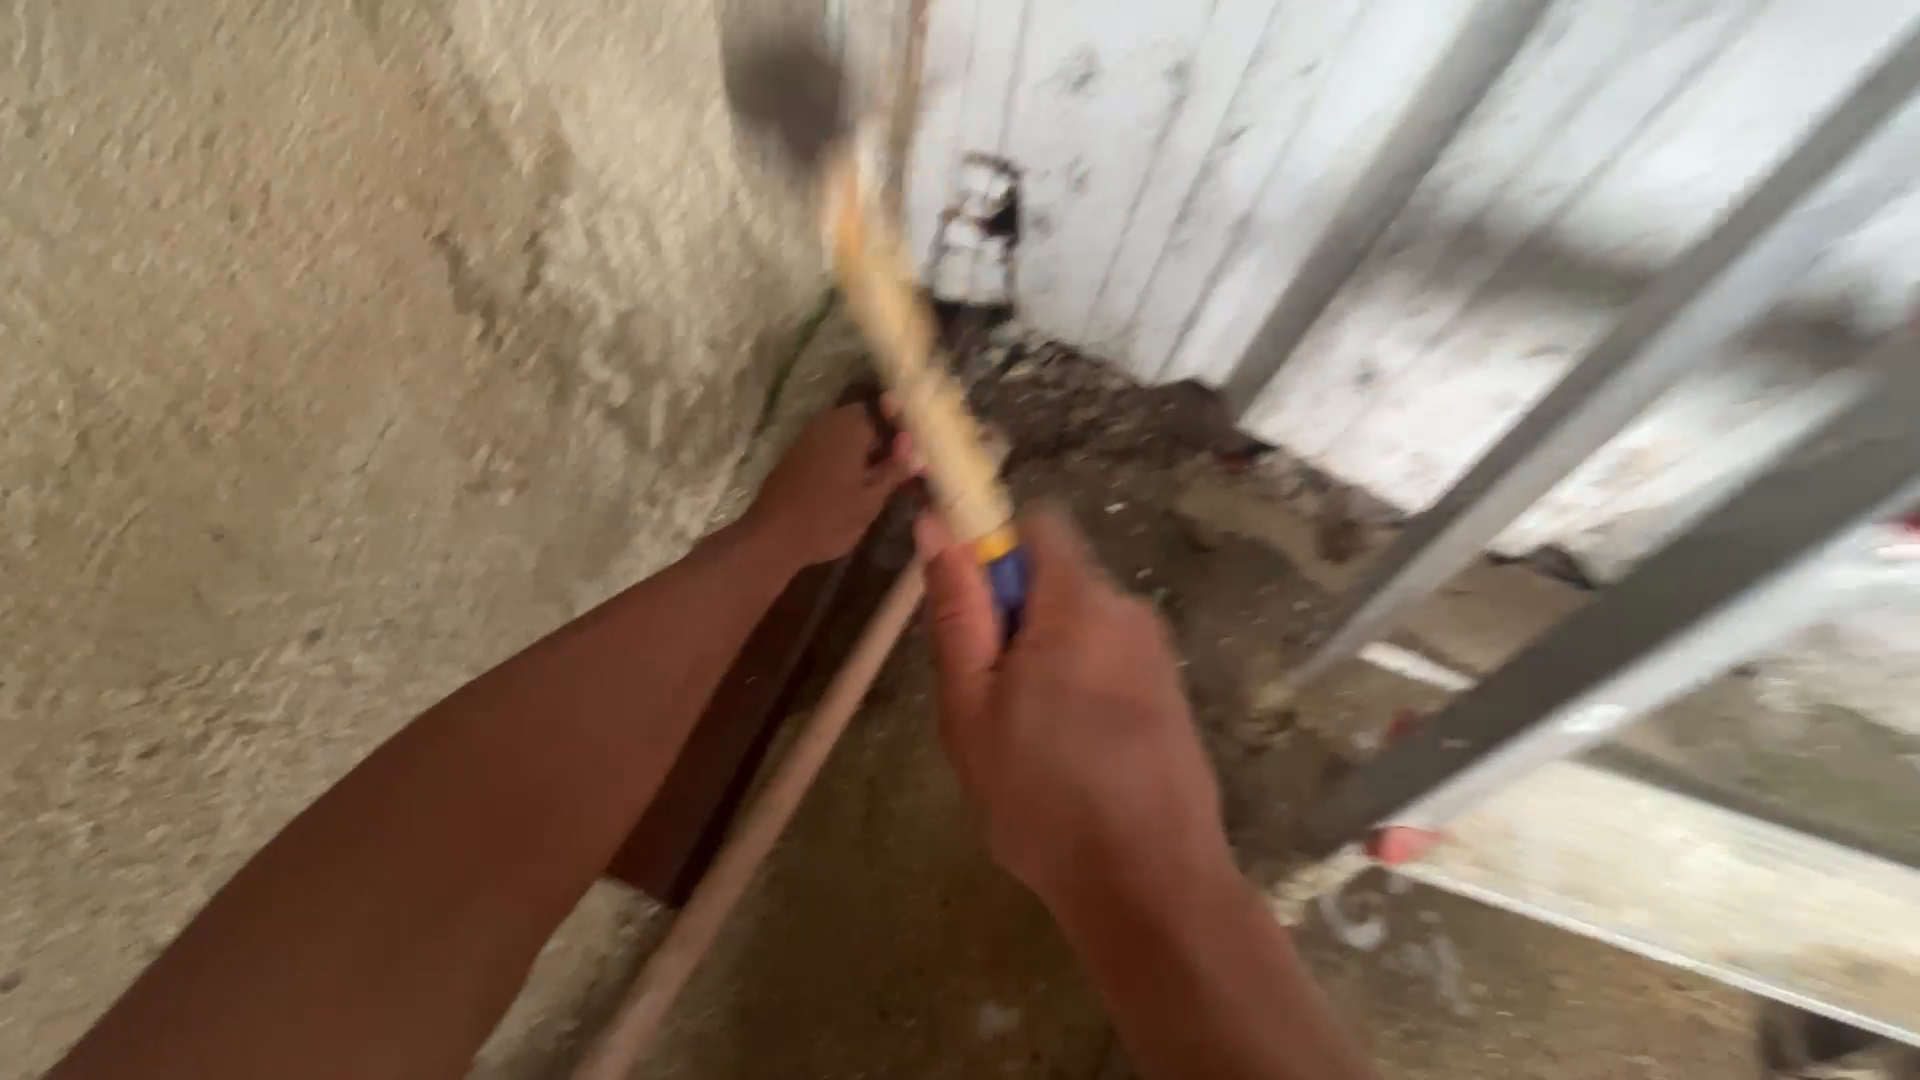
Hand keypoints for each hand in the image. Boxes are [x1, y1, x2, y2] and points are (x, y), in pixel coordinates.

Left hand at [747, 403, 914, 567]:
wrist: (773, 537)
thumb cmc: (829, 518)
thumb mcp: (872, 498)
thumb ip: (895, 469)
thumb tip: (917, 450)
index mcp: (851, 425)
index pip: (888, 410)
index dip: (905, 428)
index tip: (919, 449)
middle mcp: (828, 421)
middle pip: (867, 419)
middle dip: (885, 438)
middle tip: (904, 466)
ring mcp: (809, 436)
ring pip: (848, 433)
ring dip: (865, 449)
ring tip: (883, 476)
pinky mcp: (797, 453)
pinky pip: (831, 445)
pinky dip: (846, 457)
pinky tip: (855, 480)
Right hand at [917, 505, 1233, 914]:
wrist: (1150, 885)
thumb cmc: (1043, 796)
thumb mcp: (972, 704)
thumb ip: (957, 610)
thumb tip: (937, 525)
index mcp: (1079, 601)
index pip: (1035, 525)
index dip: (993, 551)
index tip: (970, 613)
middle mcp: (1127, 610)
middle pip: (1056, 579)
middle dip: (1014, 618)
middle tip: (989, 695)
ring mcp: (1155, 653)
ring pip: (1079, 624)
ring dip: (1044, 657)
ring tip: (1026, 734)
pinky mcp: (1170, 691)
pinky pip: (1108, 658)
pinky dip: (1079, 682)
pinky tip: (1070, 752)